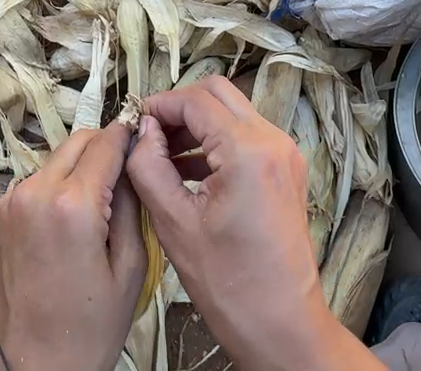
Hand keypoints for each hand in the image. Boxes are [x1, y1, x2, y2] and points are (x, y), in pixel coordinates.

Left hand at [0, 124, 145, 370]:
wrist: (28, 368)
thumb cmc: (89, 329)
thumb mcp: (129, 268)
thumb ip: (132, 205)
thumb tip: (132, 163)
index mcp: (73, 203)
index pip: (107, 143)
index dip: (129, 134)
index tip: (147, 135)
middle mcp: (38, 189)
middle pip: (80, 140)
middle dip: (106, 146)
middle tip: (129, 171)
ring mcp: (15, 198)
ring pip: (59, 155)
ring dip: (83, 163)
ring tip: (106, 197)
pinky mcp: (3, 210)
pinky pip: (41, 177)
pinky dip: (62, 180)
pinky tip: (78, 213)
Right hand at [125, 77, 381, 370]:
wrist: (283, 326)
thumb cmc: (228, 282)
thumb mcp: (174, 222)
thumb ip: (149, 165)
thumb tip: (142, 129)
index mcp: (248, 150)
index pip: (195, 101)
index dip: (159, 105)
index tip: (133, 121)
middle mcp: (273, 140)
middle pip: (218, 93)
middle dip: (180, 107)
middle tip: (150, 133)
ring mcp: (285, 153)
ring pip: (233, 110)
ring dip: (198, 123)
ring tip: (163, 155)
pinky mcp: (287, 168)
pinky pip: (246, 134)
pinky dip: (216, 140)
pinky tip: (188, 170)